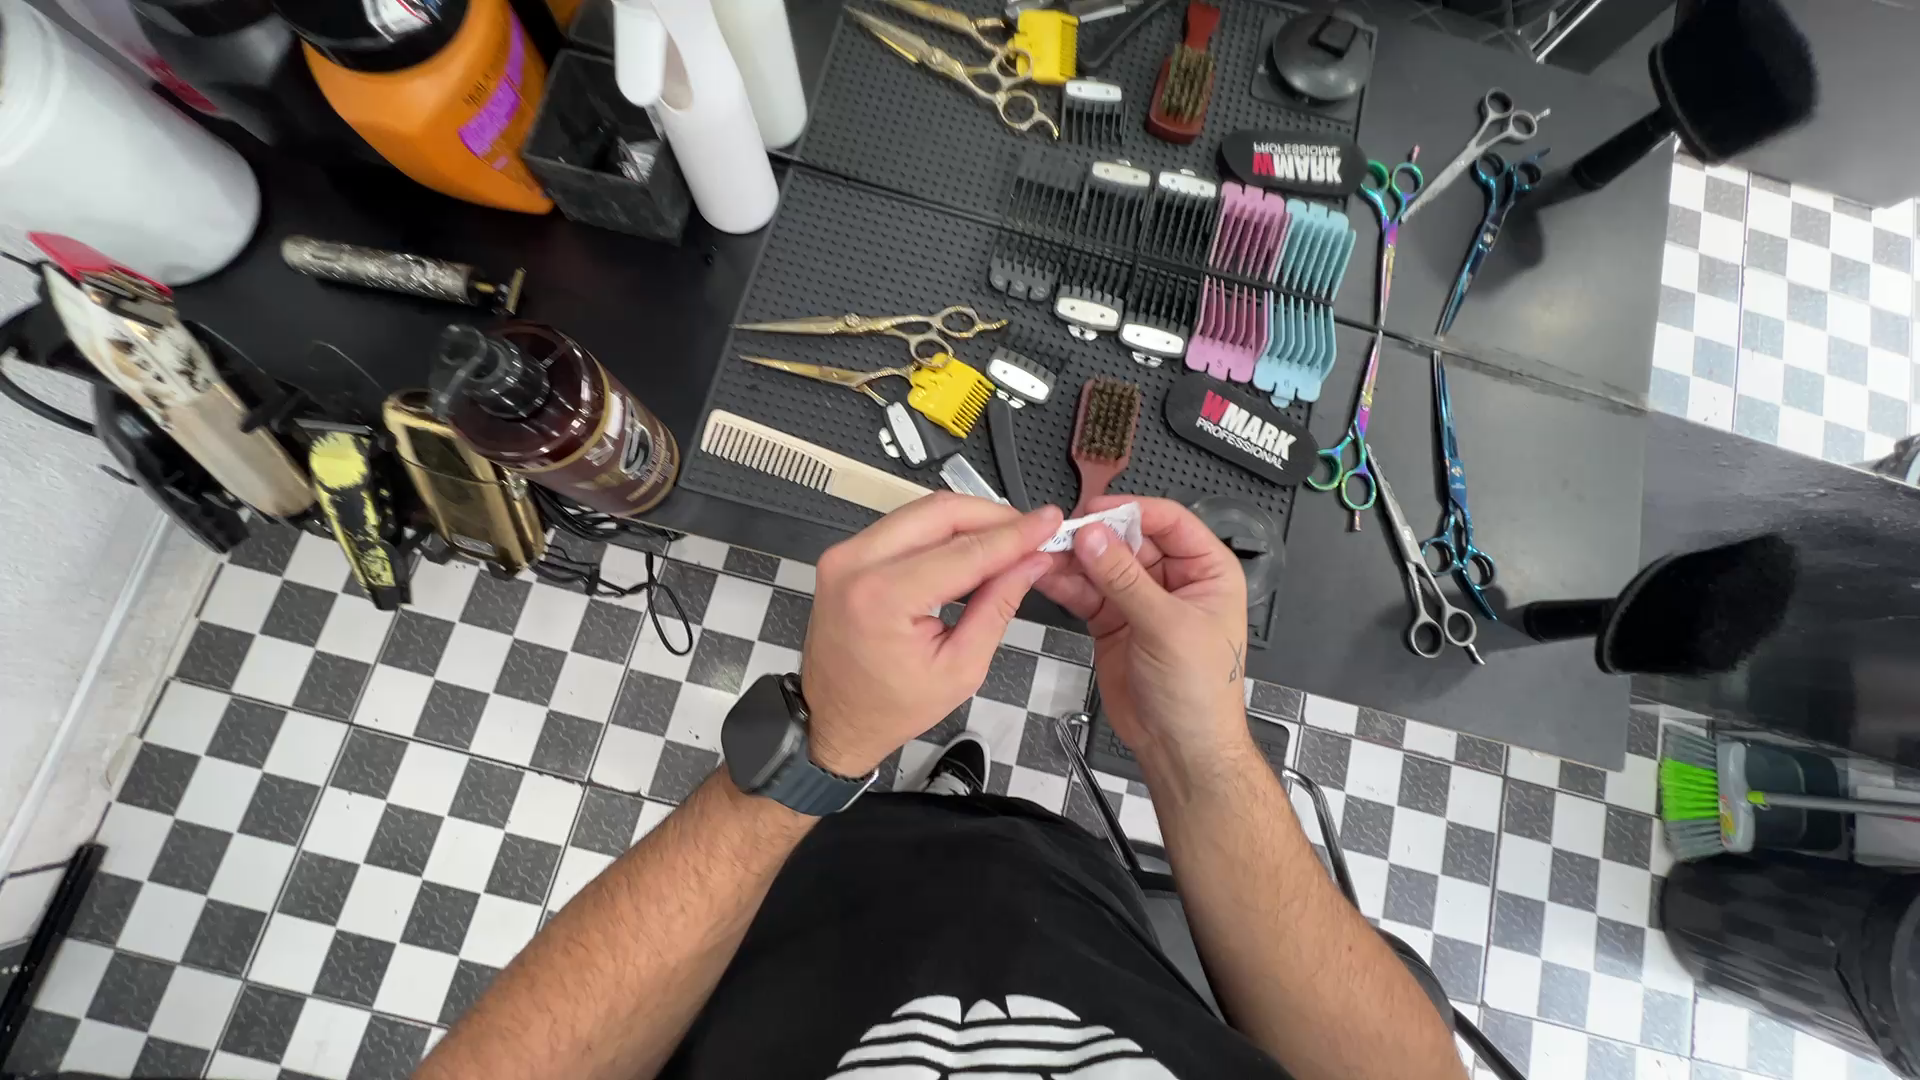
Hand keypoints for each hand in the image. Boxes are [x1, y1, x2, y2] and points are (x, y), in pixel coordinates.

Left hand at [800, 494, 1063, 775]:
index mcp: (882, 598)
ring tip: (1008, 540)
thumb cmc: (889, 707)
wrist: (833, 720)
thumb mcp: (961, 668)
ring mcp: (844, 554)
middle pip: (940, 511)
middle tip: (1032, 530)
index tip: (1049, 523)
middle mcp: (856, 564)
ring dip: (970, 519)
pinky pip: (904, 524)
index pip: (966, 551)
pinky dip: (942, 529)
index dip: (1015, 535)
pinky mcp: (846, 554)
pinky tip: (971, 546)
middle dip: (994, 516)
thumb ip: (999, 606)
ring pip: (922, 511)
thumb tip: (1031, 562)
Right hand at [1035, 497, 1251, 777]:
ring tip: (1044, 554)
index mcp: (1206, 571)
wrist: (1180, 747)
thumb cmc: (1201, 692)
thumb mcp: (1167, 628)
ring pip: (1101, 565)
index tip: (1094, 511)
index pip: (1168, 522)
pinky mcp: (1112, 620)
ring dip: (1073, 560)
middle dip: (1094, 536)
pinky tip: (1046, 576)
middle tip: (1060, 535)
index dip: (1131, 512)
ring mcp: (1139, 600)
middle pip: (1128, 540)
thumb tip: (1095, 538)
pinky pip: (1086, 592)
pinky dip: (1065, 584)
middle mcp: (1172, 580)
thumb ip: (1125, 580)